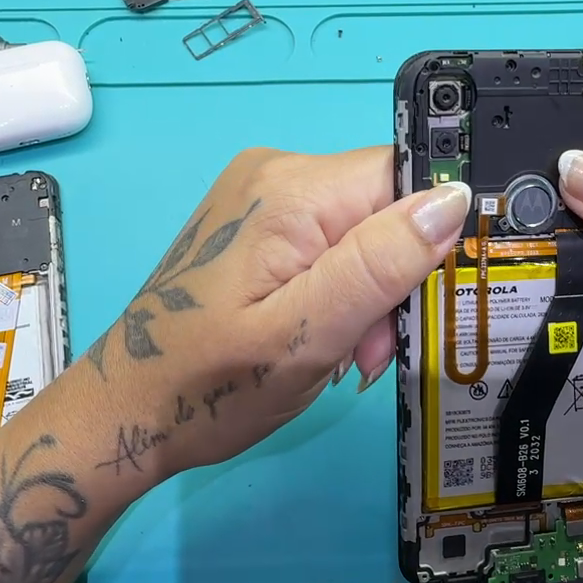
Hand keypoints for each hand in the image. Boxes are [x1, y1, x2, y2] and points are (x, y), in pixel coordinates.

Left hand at [78, 148, 470, 477]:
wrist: (131, 408)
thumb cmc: (212, 384)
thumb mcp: (308, 333)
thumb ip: (380, 263)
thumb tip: (451, 198)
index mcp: (291, 190)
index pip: (402, 176)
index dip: (425, 236)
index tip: (411, 302)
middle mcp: (277, 173)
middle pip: (382, 205)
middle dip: (392, 278)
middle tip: (368, 348)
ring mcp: (261, 196)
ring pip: (361, 227)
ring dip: (367, 291)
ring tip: (342, 351)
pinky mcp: (256, 223)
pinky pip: (328, 239)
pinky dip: (339, 287)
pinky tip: (320, 331)